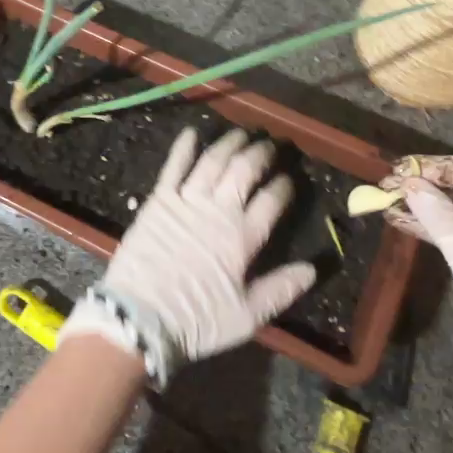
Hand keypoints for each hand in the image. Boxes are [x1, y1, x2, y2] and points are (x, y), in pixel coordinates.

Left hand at [58, 128, 315, 383]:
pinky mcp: (158, 201)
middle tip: (270, 144)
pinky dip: (183, 148)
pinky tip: (191, 132)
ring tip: (241, 133)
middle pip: (244, 171)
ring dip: (228, 144)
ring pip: (212, 162)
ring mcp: (186, 202)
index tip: (290, 177)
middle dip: (260, 154)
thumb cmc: (196, 320)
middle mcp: (217, 211)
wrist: (139, 318)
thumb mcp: (246, 316)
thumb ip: (280, 290)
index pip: (272, 201)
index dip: (284, 186)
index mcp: (242, 238)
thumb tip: (313, 269)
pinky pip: (173, 167)